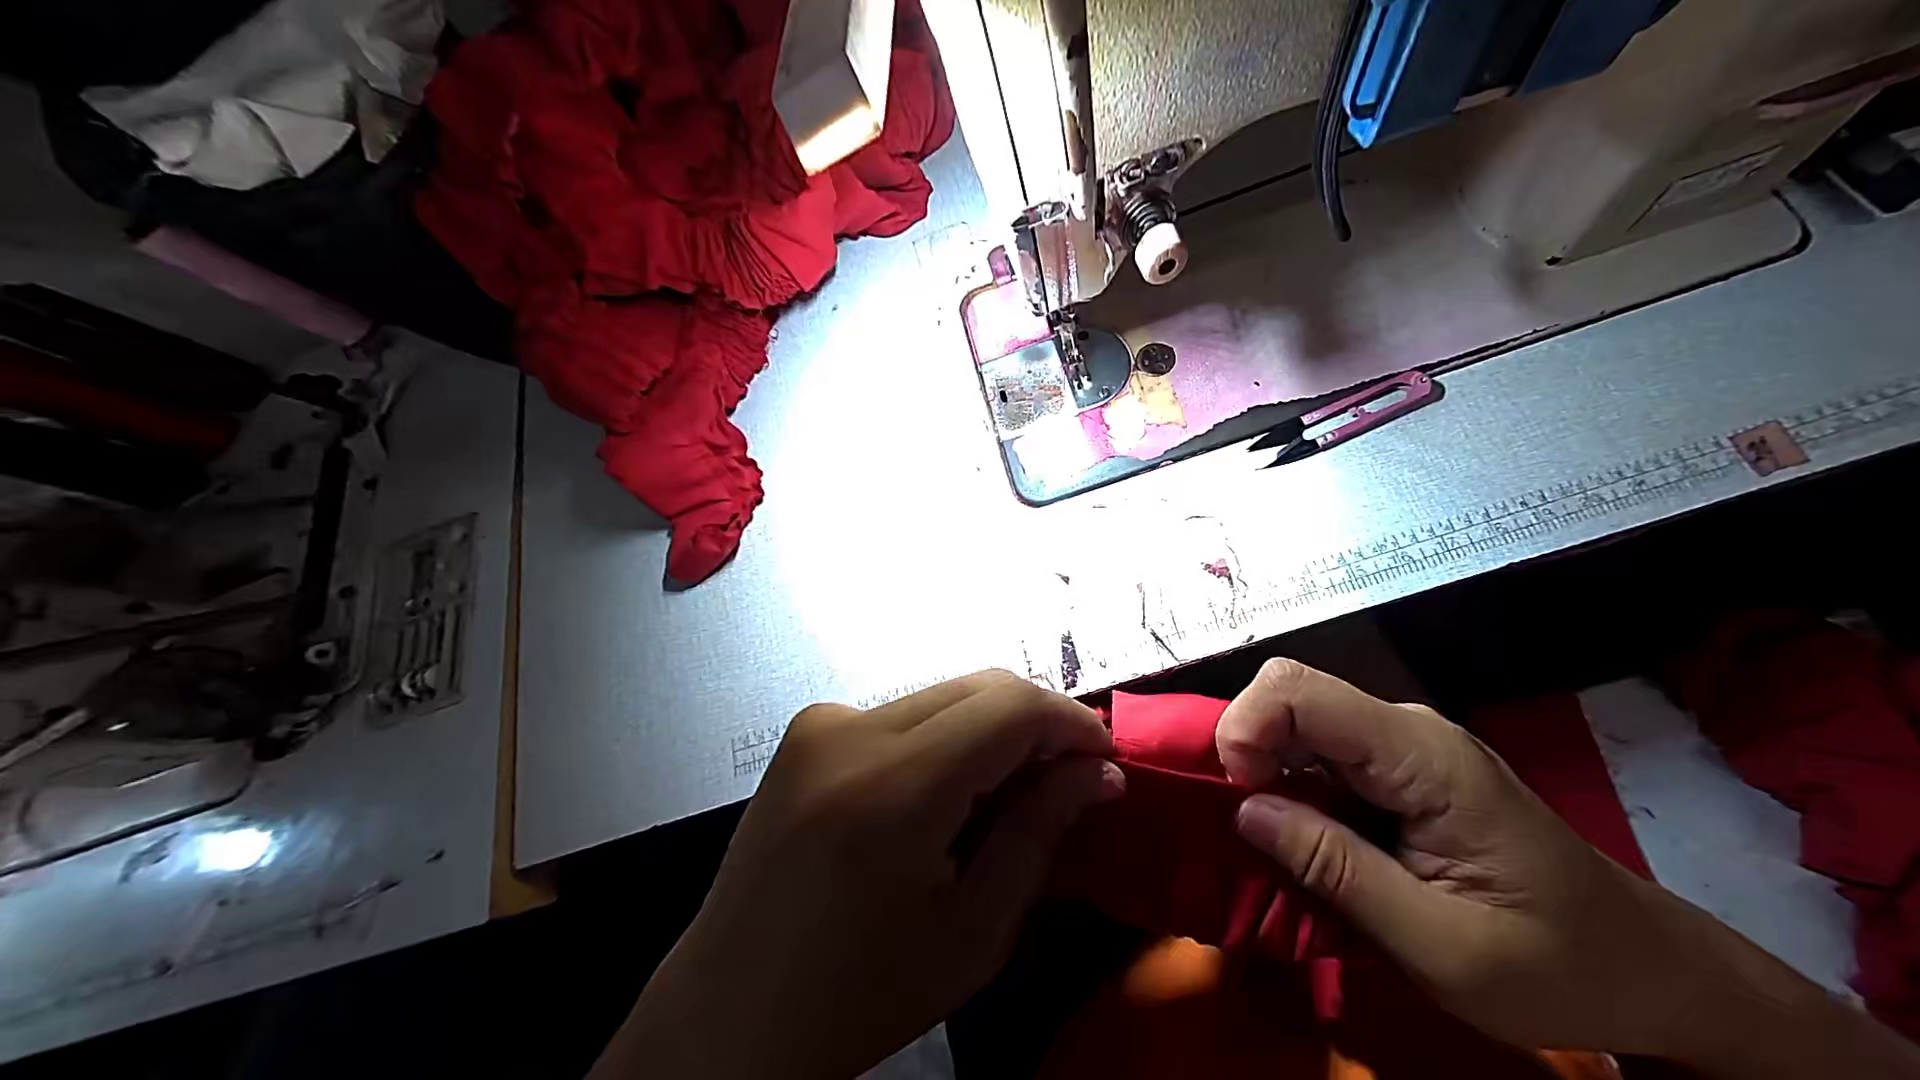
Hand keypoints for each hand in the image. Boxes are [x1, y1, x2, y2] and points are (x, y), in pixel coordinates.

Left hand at [593, 670, 1122, 1079]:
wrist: (731, 1010)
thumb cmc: (859, 994)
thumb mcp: (972, 931)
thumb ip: (1039, 833)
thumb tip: (1098, 773)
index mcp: (891, 789)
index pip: (1009, 706)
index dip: (1070, 721)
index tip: (1104, 757)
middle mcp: (848, 730)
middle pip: (977, 685)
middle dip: (1036, 721)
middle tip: (1069, 776)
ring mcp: (819, 721)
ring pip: (943, 693)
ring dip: (991, 728)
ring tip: (1011, 789)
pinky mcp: (806, 728)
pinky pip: (903, 711)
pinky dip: (945, 735)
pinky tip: (948, 791)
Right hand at [1215, 658, 1873, 1068]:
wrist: (1653, 973)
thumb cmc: (1561, 966)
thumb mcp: (1442, 946)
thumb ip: (1337, 871)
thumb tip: (1243, 809)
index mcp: (1422, 756)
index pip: (1298, 689)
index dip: (1245, 727)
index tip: (1238, 799)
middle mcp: (1406, 729)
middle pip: (1289, 697)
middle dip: (1247, 751)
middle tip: (1250, 827)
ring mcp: (1402, 746)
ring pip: (1298, 725)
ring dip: (1266, 776)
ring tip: (1278, 845)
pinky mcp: (1398, 769)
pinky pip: (1320, 756)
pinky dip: (1292, 790)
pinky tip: (1307, 839)